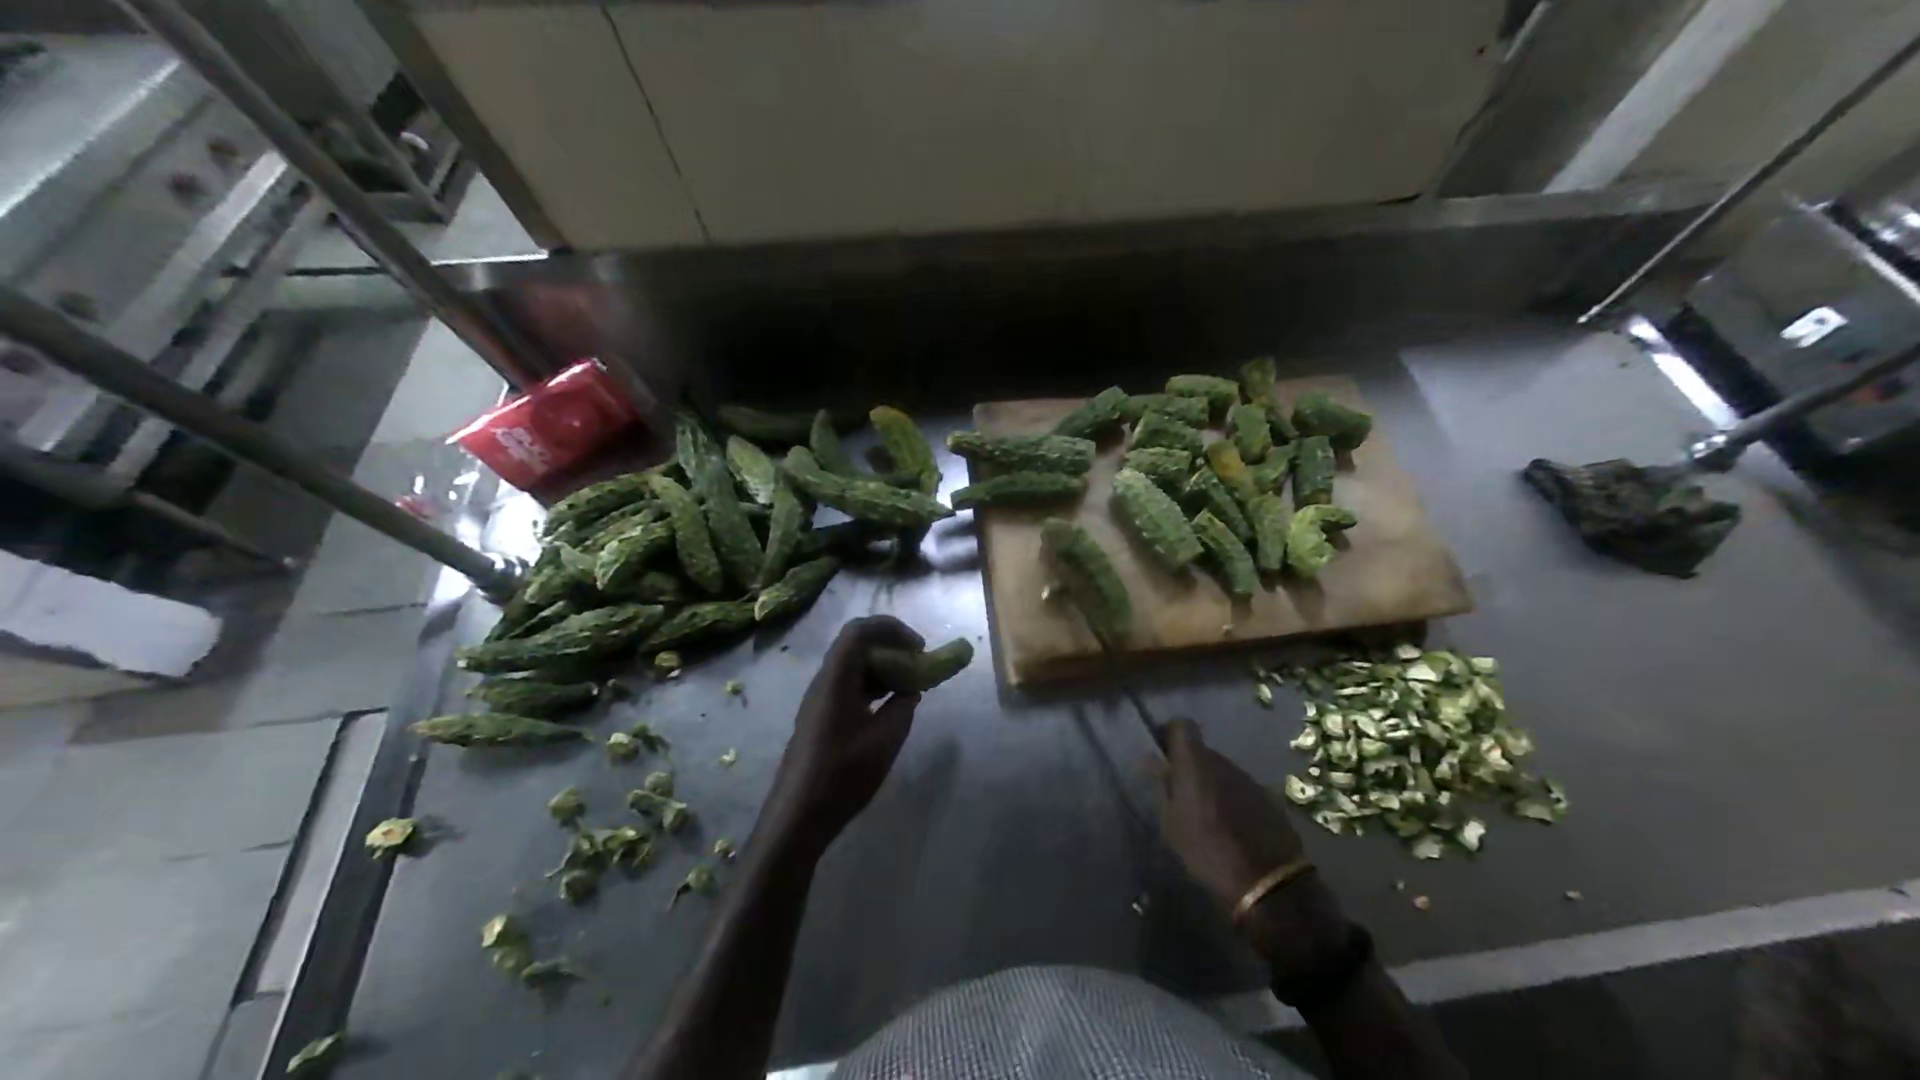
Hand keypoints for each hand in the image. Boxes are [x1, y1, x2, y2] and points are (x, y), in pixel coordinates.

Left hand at [762, 616, 924, 856]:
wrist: (798, 816)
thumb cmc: (842, 776)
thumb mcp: (885, 741)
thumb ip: (902, 708)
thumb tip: (910, 690)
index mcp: (836, 680)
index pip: (859, 631)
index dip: (892, 629)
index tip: (919, 648)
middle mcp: (824, 682)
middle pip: (856, 645)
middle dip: (891, 646)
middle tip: (919, 664)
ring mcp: (820, 700)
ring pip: (853, 666)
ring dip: (883, 667)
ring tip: (912, 684)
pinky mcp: (821, 717)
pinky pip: (849, 686)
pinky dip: (874, 685)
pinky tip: (892, 705)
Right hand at [1158, 718, 1348, 974]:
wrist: (1269, 887)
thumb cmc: (1208, 853)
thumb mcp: (1172, 825)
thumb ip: (1163, 788)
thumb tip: (1153, 762)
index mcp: (1196, 764)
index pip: (1182, 725)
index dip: (1170, 735)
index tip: (1162, 755)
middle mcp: (1225, 763)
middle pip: (1203, 751)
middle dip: (1189, 766)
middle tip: (1179, 793)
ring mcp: (1250, 780)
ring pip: (1223, 771)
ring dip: (1211, 784)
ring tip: (1205, 815)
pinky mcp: (1269, 799)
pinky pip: (1241, 789)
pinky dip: (1232, 799)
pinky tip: (1230, 827)